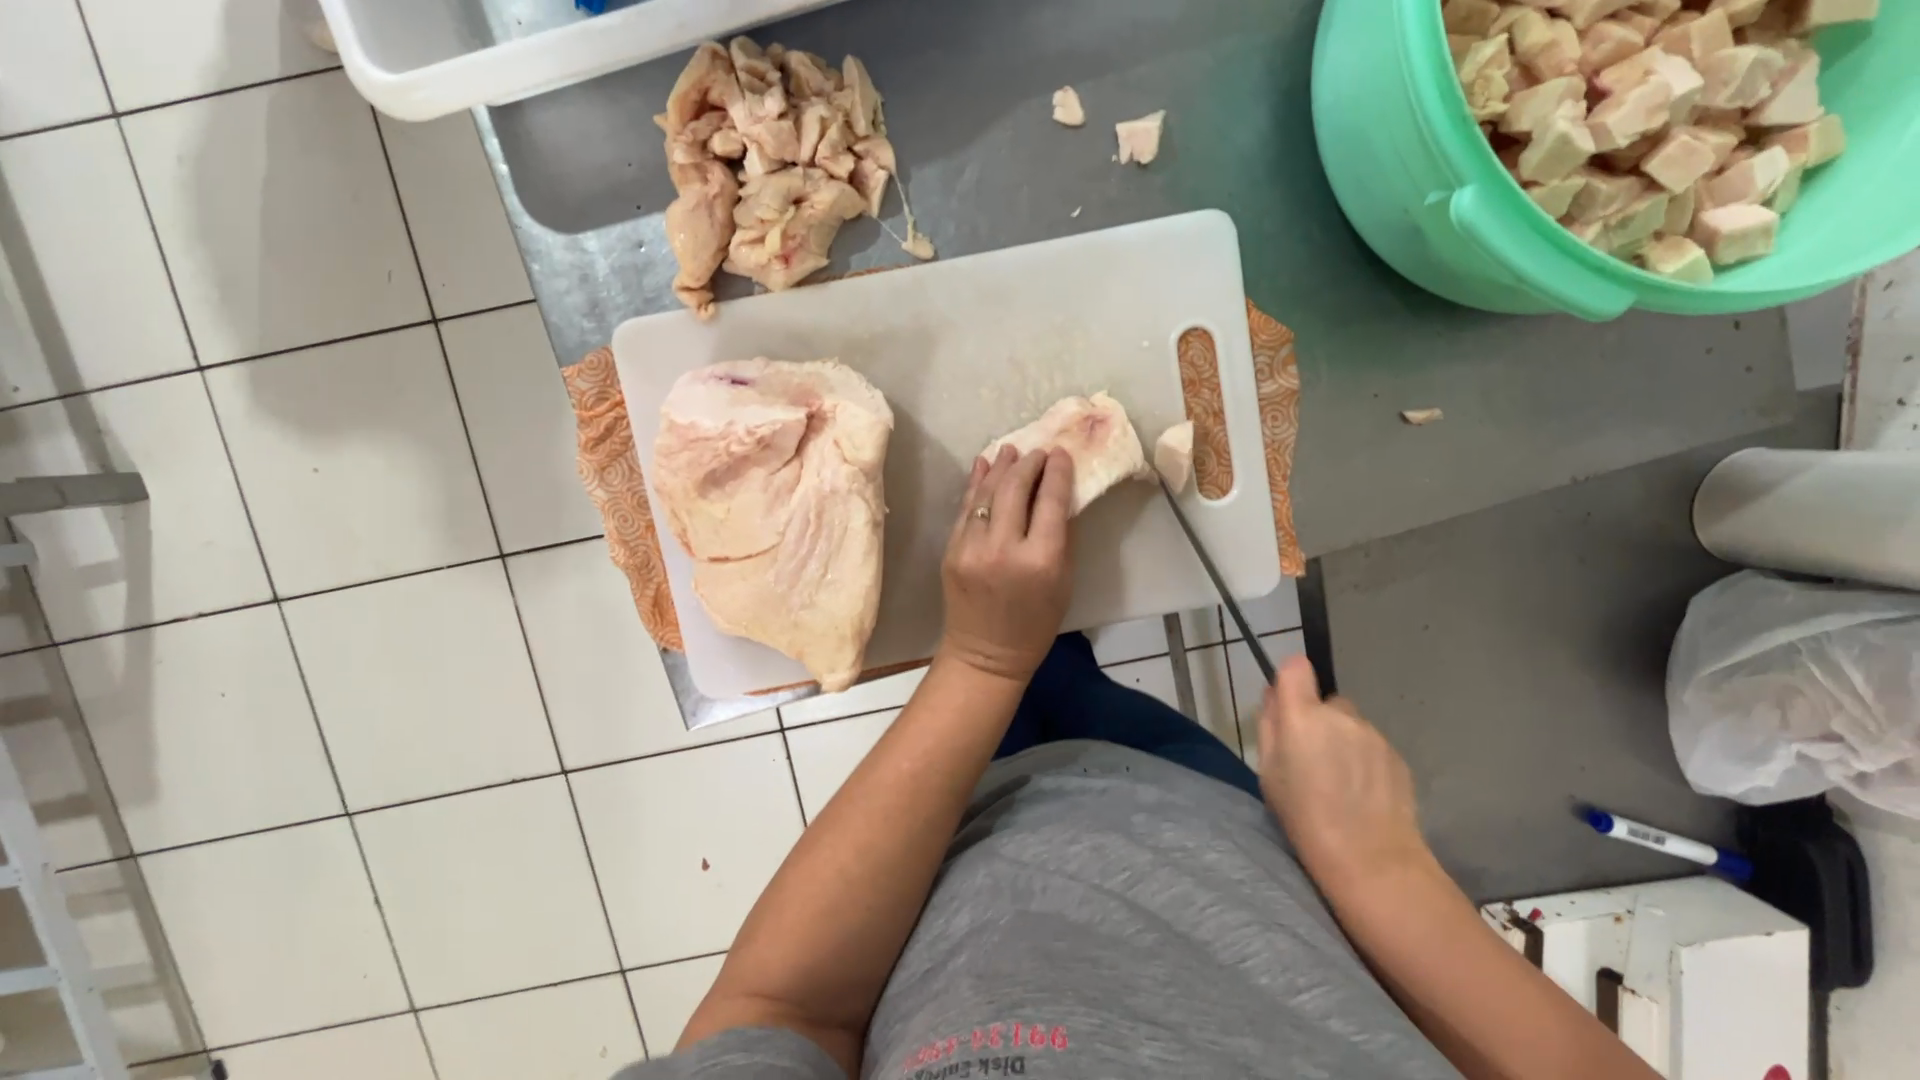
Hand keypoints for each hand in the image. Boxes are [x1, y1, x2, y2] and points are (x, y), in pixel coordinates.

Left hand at [938, 446, 1075, 681]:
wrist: (985, 654)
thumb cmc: (1036, 623)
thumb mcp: (1064, 582)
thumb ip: (1062, 537)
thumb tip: (1059, 494)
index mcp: (1040, 560)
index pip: (1050, 500)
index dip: (1056, 472)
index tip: (1060, 454)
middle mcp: (1004, 548)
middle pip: (1015, 488)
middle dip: (1028, 463)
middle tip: (1037, 452)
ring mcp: (971, 548)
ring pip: (985, 493)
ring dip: (1000, 467)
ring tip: (1011, 450)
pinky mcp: (951, 550)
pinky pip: (965, 509)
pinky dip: (975, 484)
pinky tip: (984, 465)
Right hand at [1258, 655, 1433, 895]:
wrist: (1371, 858)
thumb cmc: (1305, 817)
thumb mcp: (1268, 774)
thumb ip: (1269, 727)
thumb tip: (1273, 698)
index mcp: (1302, 716)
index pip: (1296, 668)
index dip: (1289, 681)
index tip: (1286, 706)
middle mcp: (1340, 715)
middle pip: (1325, 702)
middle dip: (1317, 722)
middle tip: (1311, 761)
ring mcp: (1373, 734)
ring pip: (1350, 725)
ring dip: (1342, 741)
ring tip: (1339, 782)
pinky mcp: (1396, 754)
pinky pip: (1371, 745)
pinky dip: (1363, 760)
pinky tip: (1362, 793)